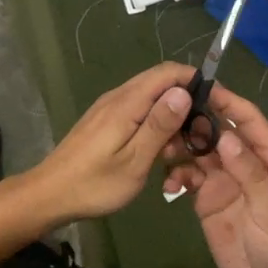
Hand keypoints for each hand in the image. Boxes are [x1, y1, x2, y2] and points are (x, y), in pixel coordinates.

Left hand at [25, 62, 195, 224]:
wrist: (50, 194)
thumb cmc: (95, 183)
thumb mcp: (135, 160)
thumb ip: (159, 125)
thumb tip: (183, 90)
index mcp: (126, 103)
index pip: (167, 72)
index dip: (196, 81)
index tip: (217, 105)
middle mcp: (117, 97)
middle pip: (160, 83)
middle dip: (188, 102)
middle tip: (204, 134)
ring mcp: (109, 108)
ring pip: (151, 99)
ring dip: (172, 118)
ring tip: (184, 149)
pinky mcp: (105, 121)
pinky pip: (138, 112)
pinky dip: (156, 126)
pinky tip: (161, 152)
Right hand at [163, 83, 267, 267]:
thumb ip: (251, 174)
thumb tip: (227, 135)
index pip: (249, 122)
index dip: (228, 102)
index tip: (202, 86)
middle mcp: (246, 165)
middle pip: (218, 132)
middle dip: (195, 121)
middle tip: (167, 114)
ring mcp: (225, 182)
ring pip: (199, 152)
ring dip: (180, 146)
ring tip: (161, 147)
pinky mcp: (207, 201)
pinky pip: (187, 177)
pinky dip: (175, 175)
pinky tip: (167, 183)